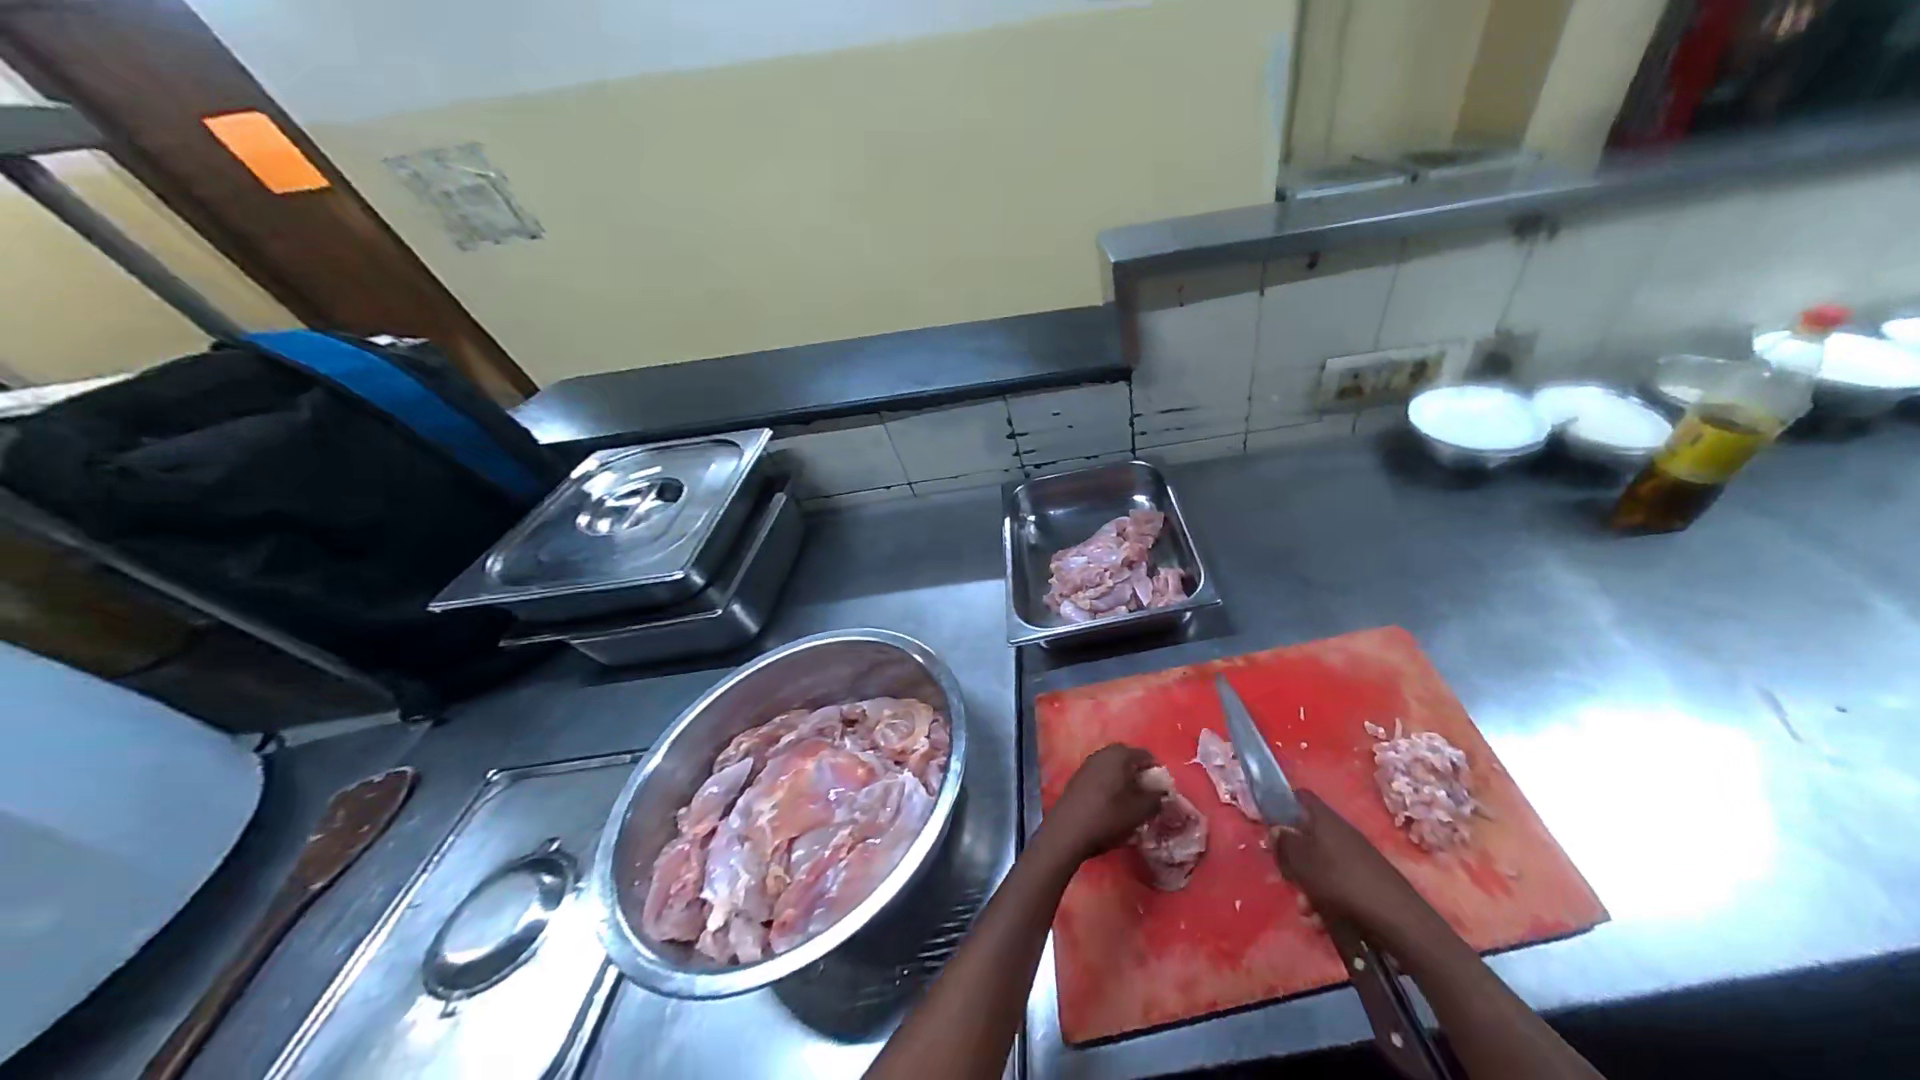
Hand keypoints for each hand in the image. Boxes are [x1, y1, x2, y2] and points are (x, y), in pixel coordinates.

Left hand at [1037, 744, 1163, 864]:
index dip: (1158, 773)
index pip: (1147, 756)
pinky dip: (1110, 787)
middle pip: (1129, 761)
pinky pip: (1102, 777)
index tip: (1162, 793)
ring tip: (1130, 804)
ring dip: (1124, 782)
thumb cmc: (1109, 816)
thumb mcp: (1141, 810)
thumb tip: (1161, 792)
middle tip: (1147, 798)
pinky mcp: (1078, 777)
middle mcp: (1103, 753)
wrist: (1068, 830)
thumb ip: (1157, 798)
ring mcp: (1088, 764)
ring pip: (1114, 769)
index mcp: (1120, 754)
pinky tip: (1111, 806)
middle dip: (1140, 777)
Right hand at [1271, 791, 1441, 947]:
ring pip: (1320, 865)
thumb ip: (1283, 842)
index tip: (1269, 825)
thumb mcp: (1300, 861)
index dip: (1282, 805)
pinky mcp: (1368, 880)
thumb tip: (1277, 829)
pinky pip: (1337, 883)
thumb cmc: (1340, 881)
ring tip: (1307, 911)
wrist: (1397, 919)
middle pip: (1307, 836)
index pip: (1300, 797)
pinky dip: (1327, 900)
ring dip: (1308, 887)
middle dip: (1293, 860)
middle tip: (1286, 878)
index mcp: (1324, 819)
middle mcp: (1341, 832)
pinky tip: (1323, 921)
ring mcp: (1357, 857)